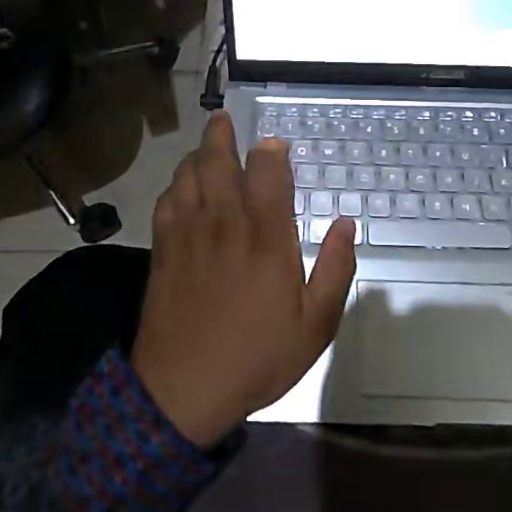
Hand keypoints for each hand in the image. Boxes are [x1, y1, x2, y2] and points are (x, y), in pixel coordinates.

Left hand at [130, 113, 357, 447]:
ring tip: (207, 148)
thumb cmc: (257, 357)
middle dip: (221, 135)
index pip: (267, 173)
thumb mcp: (315, 324)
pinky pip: (166, 203)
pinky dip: (175, 186)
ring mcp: (188, 236)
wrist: (183, 390)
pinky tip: (182, 189)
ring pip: (187, 177)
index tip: (275, 143)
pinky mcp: (163, 252)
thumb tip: (348, 224)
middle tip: (225, 120)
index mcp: (266, 239)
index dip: (271, 150)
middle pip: (217, 162)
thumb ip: (336, 269)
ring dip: (197, 155)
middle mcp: (225, 225)